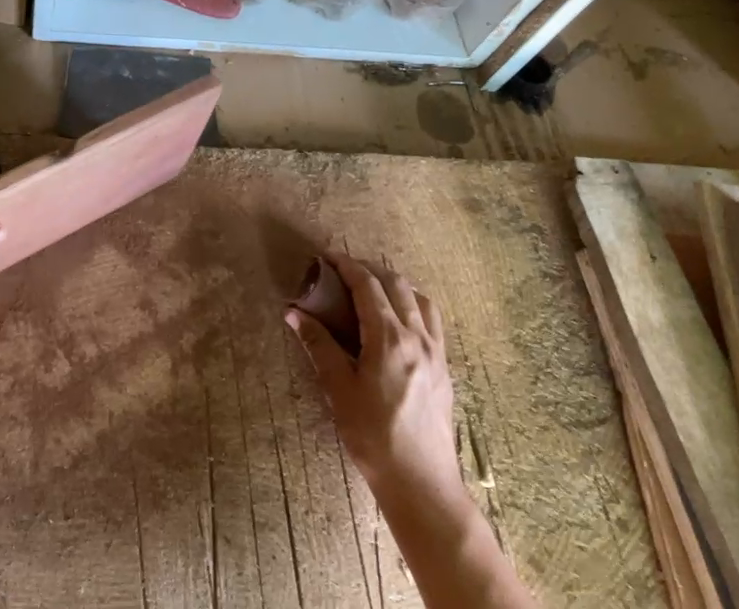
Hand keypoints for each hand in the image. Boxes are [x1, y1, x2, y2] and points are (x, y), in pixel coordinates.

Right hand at [285, 255, 459, 502]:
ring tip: (371, 292)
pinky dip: (413, 307)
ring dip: (395, 286)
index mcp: (390, 338)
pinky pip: (431, 323)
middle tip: (342, 273)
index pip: (368, 286)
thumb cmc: (373, 435)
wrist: (421, 480)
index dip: (346, 266)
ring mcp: (437, 353)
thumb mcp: (339, 390)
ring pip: (420, 301)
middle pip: (398, 285)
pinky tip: (397, 323)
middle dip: (369, 271)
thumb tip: (294, 313)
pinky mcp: (444, 369)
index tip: (326, 258)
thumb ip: (319, 346)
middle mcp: (418, 337)